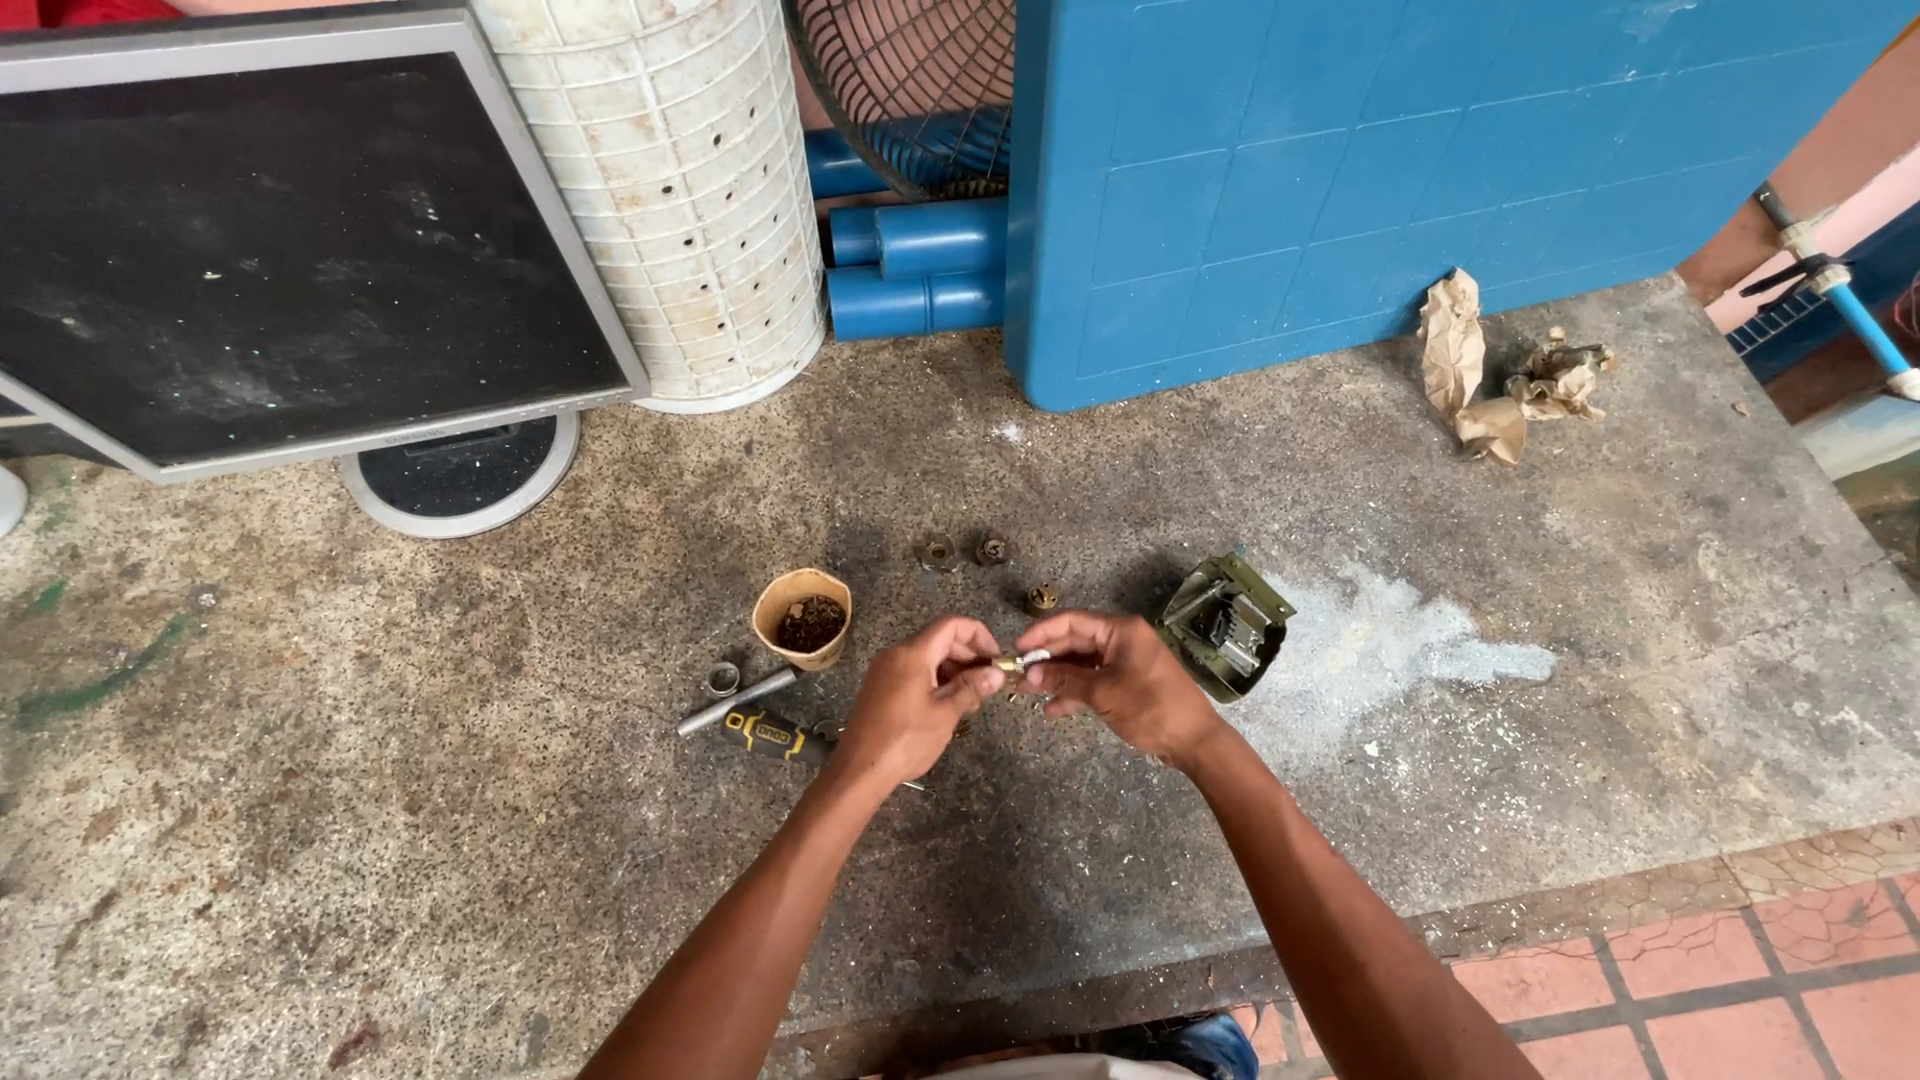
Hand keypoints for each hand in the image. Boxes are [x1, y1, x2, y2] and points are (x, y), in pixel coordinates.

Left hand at [835, 616, 1005, 788]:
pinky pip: (914, 671)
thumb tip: (997, 674)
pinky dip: (936, 680)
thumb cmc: (906, 740)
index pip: (952, 625)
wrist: (860, 769)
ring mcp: (886, 669)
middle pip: (941, 640)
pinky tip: (949, 704)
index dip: (979, 636)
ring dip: (954, 671)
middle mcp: (897, 653)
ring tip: (971, 700)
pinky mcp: (881, 685)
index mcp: (913, 653)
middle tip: (988, 684)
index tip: (996, 660)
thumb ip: (972, 687)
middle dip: (969, 657)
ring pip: (928, 657)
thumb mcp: (945, 714)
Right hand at [1016, 610, 1228, 771]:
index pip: (1072, 621)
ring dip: (1057, 677)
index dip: (1041, 633)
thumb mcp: (1102, 693)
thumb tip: (1029, 675)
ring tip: (1029, 692)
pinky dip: (1075, 691)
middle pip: (1075, 641)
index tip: (1017, 648)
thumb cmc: (1150, 708)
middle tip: (1019, 674)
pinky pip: (1094, 679)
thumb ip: (1064, 680)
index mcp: (1121, 630)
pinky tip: (1053, 709)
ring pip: (1082, 662)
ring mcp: (1126, 661)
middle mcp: (1123, 639)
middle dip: (1047, 658)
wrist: (1194, 740)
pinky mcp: (1128, 681)